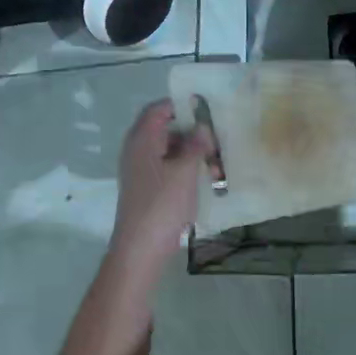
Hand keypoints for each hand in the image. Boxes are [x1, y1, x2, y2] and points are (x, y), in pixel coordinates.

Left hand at [110, 100, 215, 265]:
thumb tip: (201, 127)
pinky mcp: (148, 189)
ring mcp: (142, 171)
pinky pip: (169, 170)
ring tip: (217, 171)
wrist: (140, 248)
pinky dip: (187, 172)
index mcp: (142, 139)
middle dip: (193, 135)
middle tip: (217, 145)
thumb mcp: (184, 171)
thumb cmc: (162, 204)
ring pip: (171, 153)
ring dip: (194, 157)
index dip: (181, 106)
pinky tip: (207, 183)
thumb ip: (195, 145)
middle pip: (167, 130)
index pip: (158, 109)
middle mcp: (138, 150)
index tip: (207, 111)